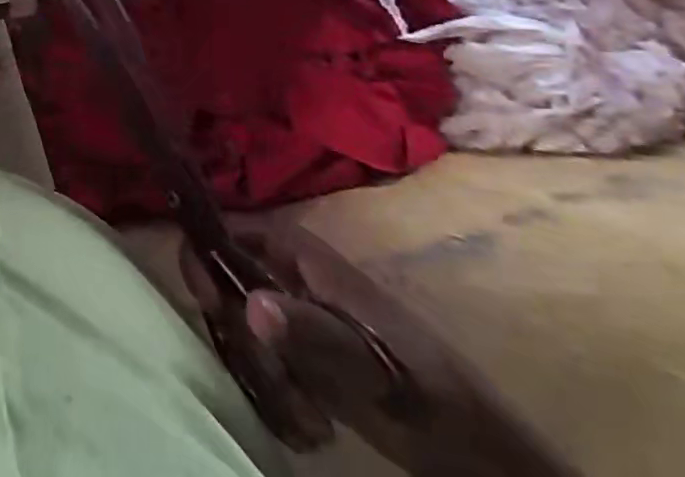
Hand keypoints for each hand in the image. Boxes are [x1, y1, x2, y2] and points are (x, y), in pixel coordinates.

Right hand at [183, 222, 578, 476]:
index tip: (204, 296)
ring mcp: (303, 322)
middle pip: (233, 285)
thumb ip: (314, 334)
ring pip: (246, 329)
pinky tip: (311, 425)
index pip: (240, 231)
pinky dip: (277, 394)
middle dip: (242, 336)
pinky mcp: (308, 358)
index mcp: (313, 264)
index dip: (211, 251)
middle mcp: (298, 283)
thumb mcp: (374, 369)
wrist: (481, 455)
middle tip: (269, 376)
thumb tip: (249, 303)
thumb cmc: (430, 397)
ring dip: (263, 374)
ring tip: (306, 416)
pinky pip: (265, 362)